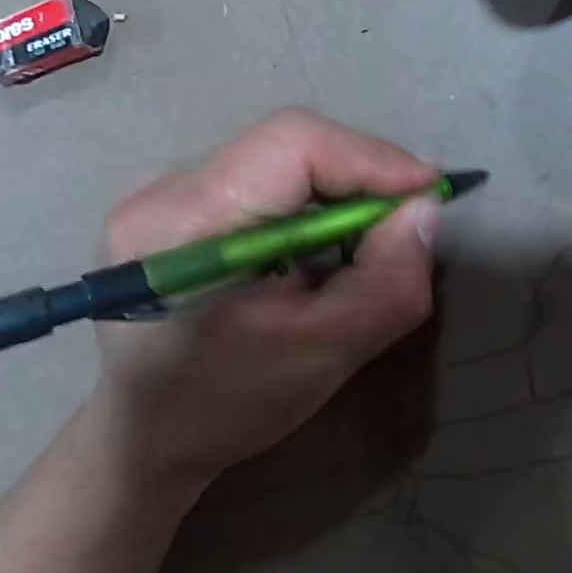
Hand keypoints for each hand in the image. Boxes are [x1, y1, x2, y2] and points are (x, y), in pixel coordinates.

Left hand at [84, 108, 442, 486]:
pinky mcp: (170, 196)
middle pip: (285, 145)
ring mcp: (158, 186)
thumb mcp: (322, 356)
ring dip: (334, 187)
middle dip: (358, 175)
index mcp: (181, 223)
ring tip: (365, 236)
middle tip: (406, 219)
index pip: (289, 144)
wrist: (143, 428)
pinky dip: (303, 198)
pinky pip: (256, 173)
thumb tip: (424, 207)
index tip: (428, 192)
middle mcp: (160, 186)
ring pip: (275, 156)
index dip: (368, 158)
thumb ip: (386, 283)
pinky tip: (316, 240)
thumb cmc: (225, 405)